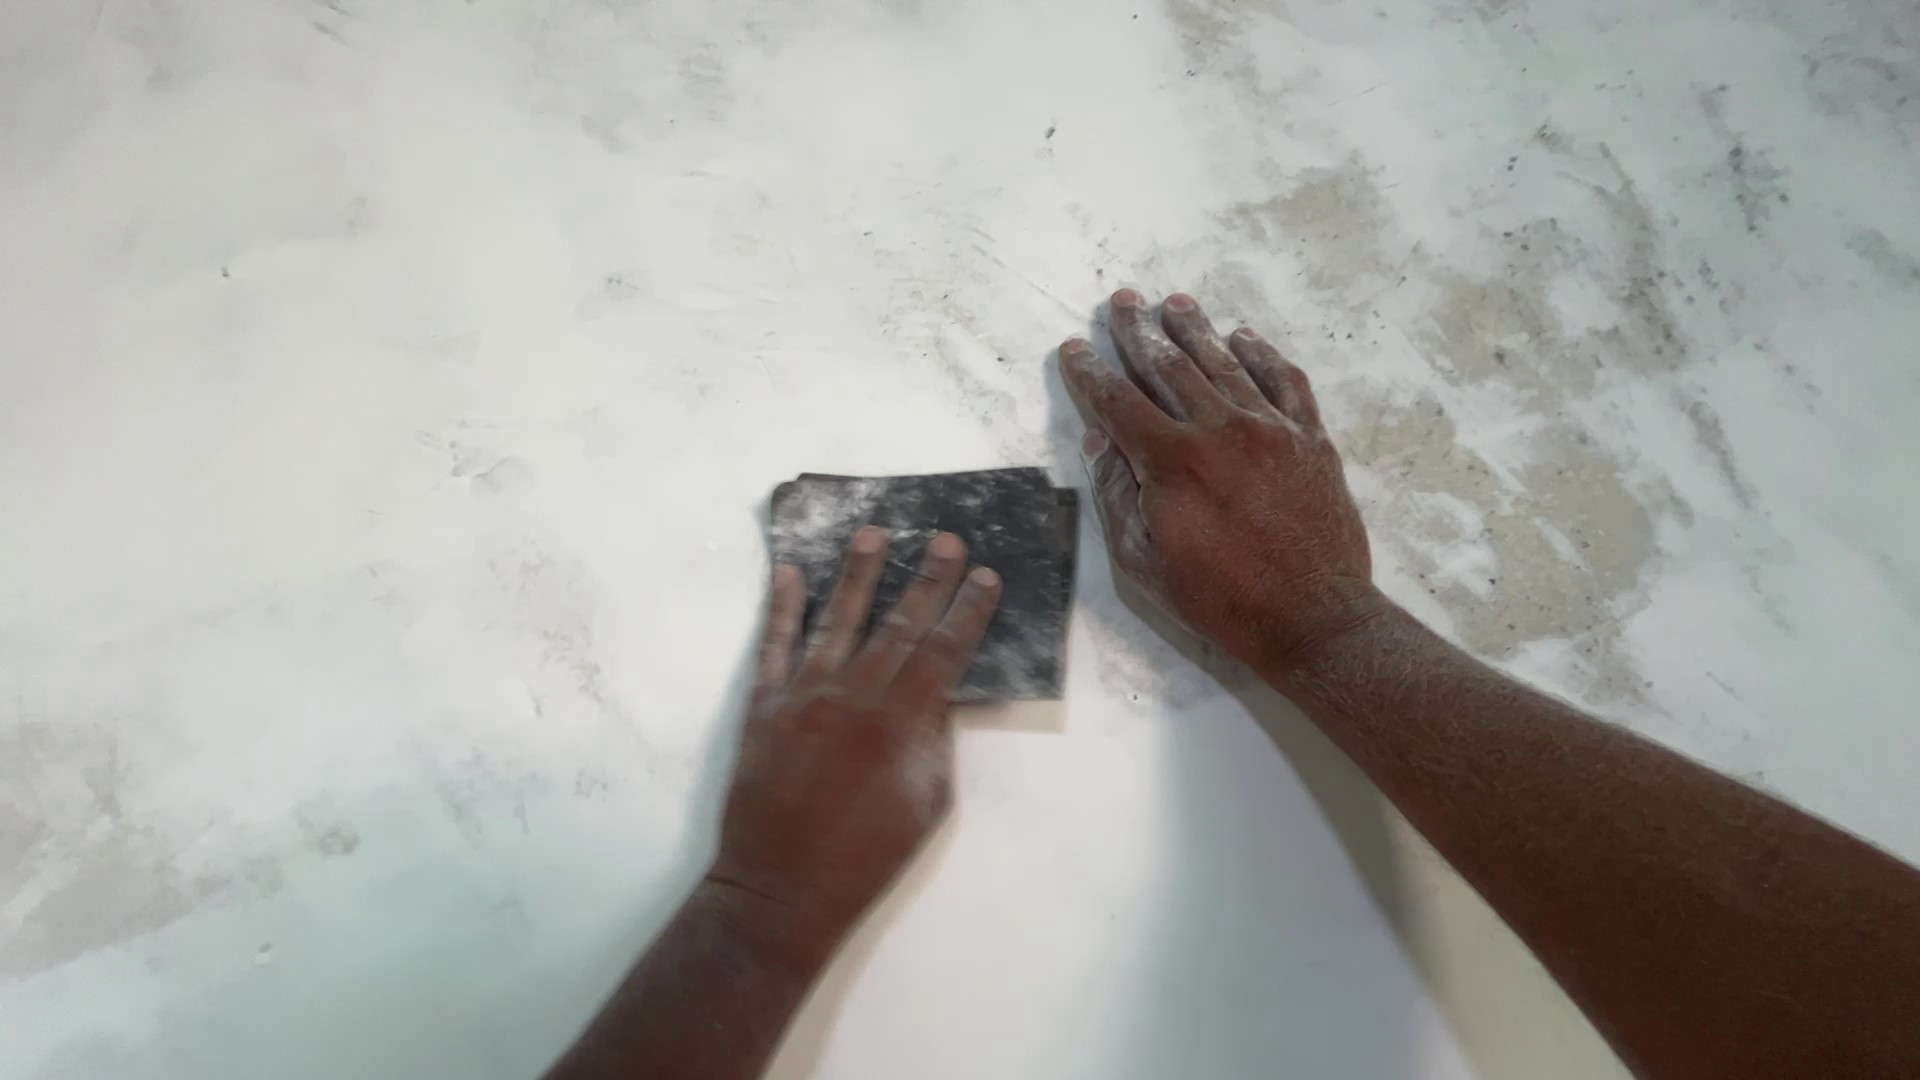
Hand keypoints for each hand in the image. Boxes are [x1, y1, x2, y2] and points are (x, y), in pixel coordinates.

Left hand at [705, 527, 1001, 975]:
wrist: (777, 891)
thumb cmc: (865, 857)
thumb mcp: (927, 804)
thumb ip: (934, 739)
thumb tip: (940, 690)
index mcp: (900, 724)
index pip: (944, 652)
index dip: (967, 611)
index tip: (984, 575)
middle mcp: (854, 696)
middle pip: (898, 626)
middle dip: (927, 580)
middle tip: (945, 539)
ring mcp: (803, 695)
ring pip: (837, 621)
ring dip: (858, 575)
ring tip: (873, 533)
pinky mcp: (764, 705)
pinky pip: (774, 646)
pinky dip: (782, 607)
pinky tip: (790, 573)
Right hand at [1059, 288, 1384, 673]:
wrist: (1311, 617)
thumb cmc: (1216, 598)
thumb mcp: (1143, 562)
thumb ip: (1116, 497)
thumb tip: (1100, 442)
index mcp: (1172, 462)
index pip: (1118, 403)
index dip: (1090, 373)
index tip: (1074, 348)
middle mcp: (1220, 429)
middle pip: (1170, 366)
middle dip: (1139, 332)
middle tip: (1123, 301)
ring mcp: (1271, 428)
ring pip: (1224, 363)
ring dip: (1194, 329)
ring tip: (1174, 302)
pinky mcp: (1310, 437)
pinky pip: (1284, 381)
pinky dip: (1261, 354)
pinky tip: (1243, 337)